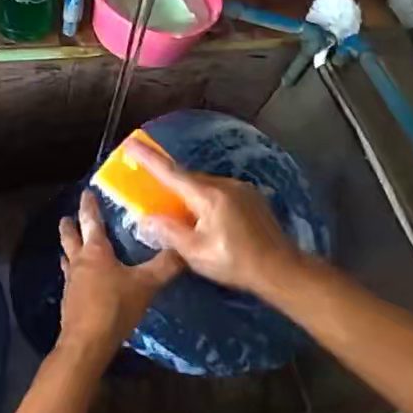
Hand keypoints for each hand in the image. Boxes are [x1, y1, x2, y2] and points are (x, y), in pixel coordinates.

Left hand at [57, 190, 181, 363]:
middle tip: (67, 217)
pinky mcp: (70, 301)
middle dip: (69, 226)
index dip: (89, 205)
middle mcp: (80, 262)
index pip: (91, 221)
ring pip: (67, 259)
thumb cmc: (114, 306)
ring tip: (70, 246)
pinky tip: (81, 280)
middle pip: (70, 238)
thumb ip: (165, 266)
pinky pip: (71, 279)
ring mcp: (71, 283)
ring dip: (68, 249)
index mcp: (95, 251)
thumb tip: (186, 249)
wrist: (87, 343)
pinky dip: (74, 272)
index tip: (86, 191)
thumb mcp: (146, 284)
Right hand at [125, 140, 307, 296]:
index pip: (171, 173)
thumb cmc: (236, 263)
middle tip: (153, 192)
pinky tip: (206, 218)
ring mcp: (242, 189)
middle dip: (169, 183)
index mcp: (208, 196)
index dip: (149, 159)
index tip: (131, 144)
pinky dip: (206, 199)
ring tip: (180, 213)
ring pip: (205, 185)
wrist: (281, 268)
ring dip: (190, 194)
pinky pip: (220, 191)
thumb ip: (169, 232)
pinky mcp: (252, 197)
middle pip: (189, 178)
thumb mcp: (195, 253)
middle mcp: (225, 185)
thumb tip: (147, 218)